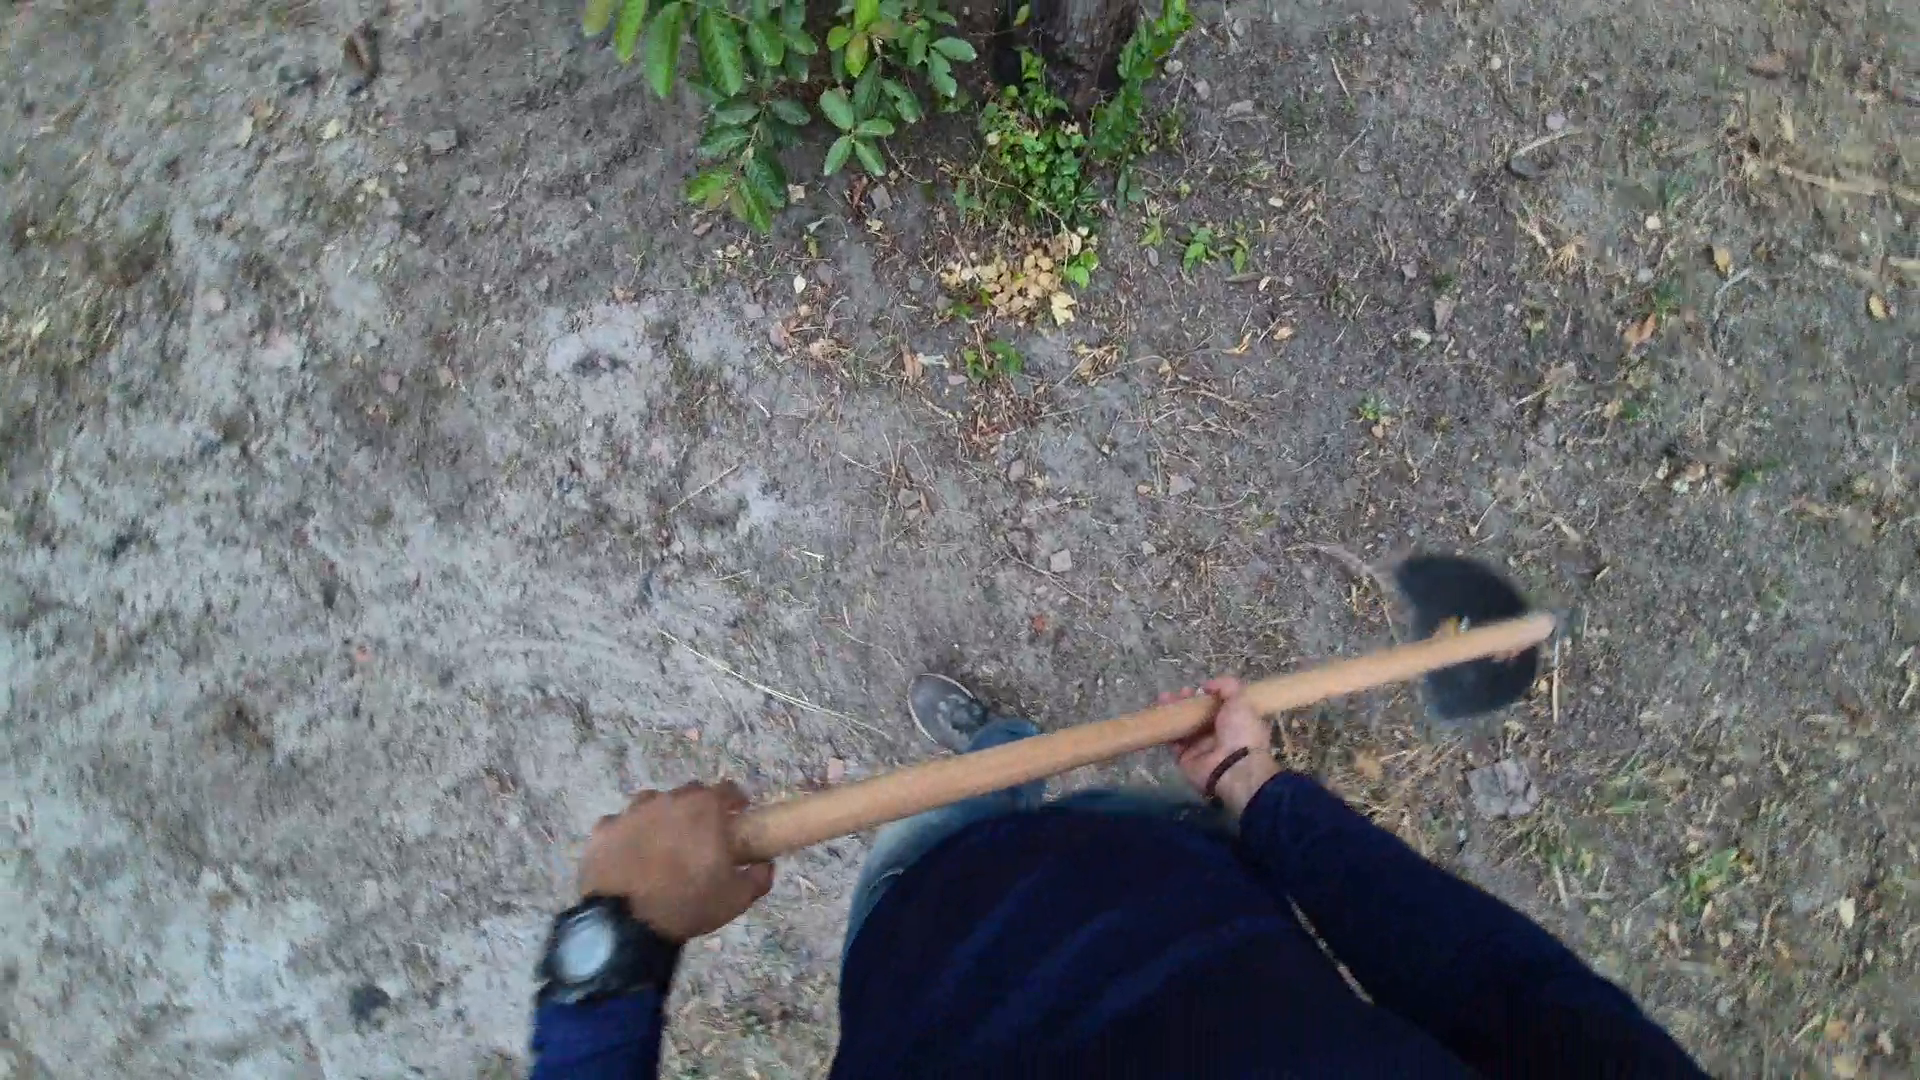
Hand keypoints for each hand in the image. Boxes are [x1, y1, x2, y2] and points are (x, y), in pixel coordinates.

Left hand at [579, 781, 773, 942]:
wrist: (625, 927)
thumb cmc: (687, 904)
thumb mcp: (735, 898)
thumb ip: (758, 877)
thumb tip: (766, 865)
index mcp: (705, 808)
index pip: (728, 789)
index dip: (735, 801)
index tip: (738, 817)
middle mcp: (670, 800)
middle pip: (690, 793)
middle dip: (698, 808)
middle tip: (700, 835)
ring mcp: (633, 812)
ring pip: (652, 802)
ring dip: (661, 815)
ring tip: (662, 842)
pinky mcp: (604, 831)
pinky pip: (619, 824)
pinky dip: (626, 834)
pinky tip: (628, 854)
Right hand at [1165, 676, 1281, 817]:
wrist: (1233, 767)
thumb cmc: (1241, 732)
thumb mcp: (1242, 700)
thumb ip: (1227, 686)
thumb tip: (1207, 685)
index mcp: (1235, 724)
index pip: (1219, 707)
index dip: (1208, 696)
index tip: (1200, 687)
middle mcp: (1218, 736)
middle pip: (1198, 715)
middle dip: (1187, 701)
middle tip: (1180, 692)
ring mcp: (1200, 747)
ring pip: (1183, 726)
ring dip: (1174, 711)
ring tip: (1164, 698)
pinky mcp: (1185, 758)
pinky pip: (1172, 741)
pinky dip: (1165, 728)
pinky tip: (1160, 715)